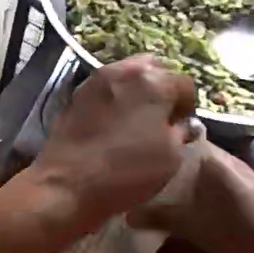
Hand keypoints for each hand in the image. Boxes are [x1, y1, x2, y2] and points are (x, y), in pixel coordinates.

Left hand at [19, 56, 194, 235]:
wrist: (66, 183)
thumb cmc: (126, 170)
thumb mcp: (171, 155)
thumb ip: (180, 131)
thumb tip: (181, 123)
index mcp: (153, 81)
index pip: (184, 84)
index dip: (187, 106)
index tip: (182, 126)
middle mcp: (122, 72)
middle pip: (153, 69)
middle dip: (161, 88)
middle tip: (160, 116)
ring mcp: (93, 82)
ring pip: (124, 75)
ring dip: (135, 90)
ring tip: (137, 118)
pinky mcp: (74, 96)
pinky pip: (102, 89)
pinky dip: (112, 98)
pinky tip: (113, 121)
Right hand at [131, 141, 253, 252]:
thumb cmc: (240, 228)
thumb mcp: (191, 225)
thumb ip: (157, 216)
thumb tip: (125, 215)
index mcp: (209, 156)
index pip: (176, 133)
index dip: (154, 136)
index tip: (130, 145)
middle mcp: (220, 159)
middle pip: (182, 150)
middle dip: (159, 158)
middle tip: (130, 169)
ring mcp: (230, 175)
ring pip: (192, 167)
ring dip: (173, 175)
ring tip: (145, 186)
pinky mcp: (236, 193)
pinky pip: (201, 182)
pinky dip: (186, 188)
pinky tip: (172, 202)